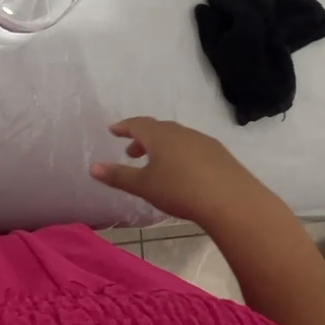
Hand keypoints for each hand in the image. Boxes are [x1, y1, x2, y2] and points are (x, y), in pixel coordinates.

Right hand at [89, 117, 265, 227]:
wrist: (231, 200)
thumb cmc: (180, 190)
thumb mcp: (143, 186)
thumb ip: (118, 176)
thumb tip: (92, 167)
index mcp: (160, 135)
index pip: (137, 124)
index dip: (124, 126)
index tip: (113, 130)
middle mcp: (181, 132)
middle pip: (158, 129)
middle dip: (142, 138)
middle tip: (132, 152)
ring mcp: (203, 141)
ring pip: (177, 138)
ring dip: (162, 147)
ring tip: (156, 164)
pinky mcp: (219, 154)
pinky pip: (192, 147)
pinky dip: (180, 153)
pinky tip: (183, 172)